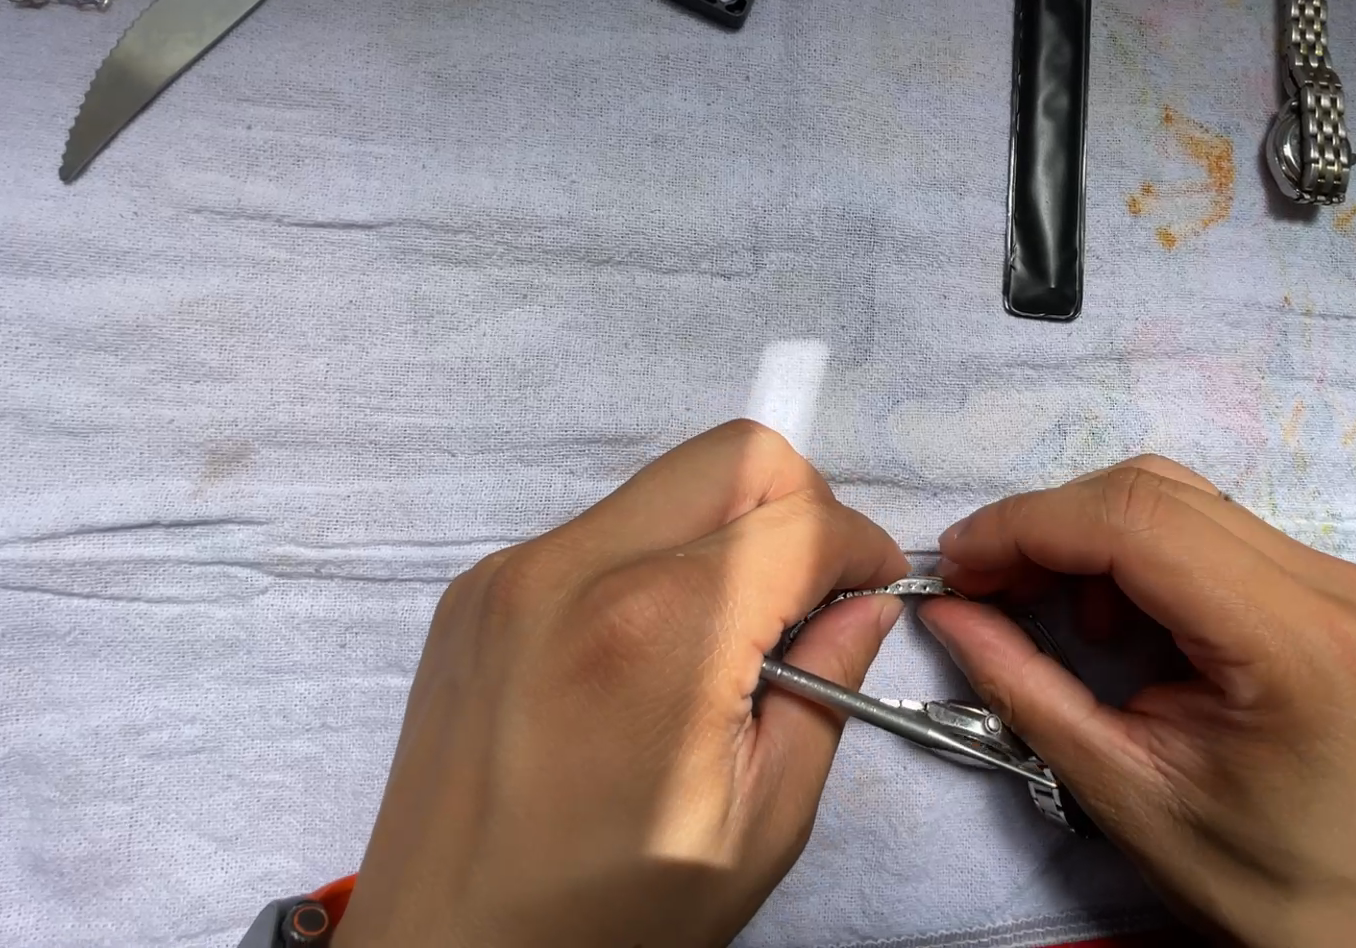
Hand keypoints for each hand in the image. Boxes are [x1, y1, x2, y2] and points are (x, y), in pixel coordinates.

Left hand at [334, 421, 909, 946]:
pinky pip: (609, 522)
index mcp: (662, 632)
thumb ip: (829, 684)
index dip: (861, 544)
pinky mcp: (480, 582)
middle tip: (810, 583)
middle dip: (801, 501)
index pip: (799, 522)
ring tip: (734, 614)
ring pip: (671, 477)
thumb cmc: (615, 915)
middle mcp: (578, 566)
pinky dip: (663, 549)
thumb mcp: (763, 819)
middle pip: (735, 453)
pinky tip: (656, 632)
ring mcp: (517, 565)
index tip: (874, 585)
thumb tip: (865, 601)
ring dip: (731, 524)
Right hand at [920, 456, 1355, 947]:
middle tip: (982, 580)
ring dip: (1082, 533)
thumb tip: (941, 606)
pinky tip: (1110, 613)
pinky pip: (1200, 524)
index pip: (1136, 524)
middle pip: (1151, 493)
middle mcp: (1335, 589)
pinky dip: (1126, 550)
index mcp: (1295, 646)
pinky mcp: (1328, 583)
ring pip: (1172, 496)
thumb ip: (1017, 682)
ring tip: (1044, 600)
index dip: (1028, 525)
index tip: (957, 558)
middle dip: (1044, 525)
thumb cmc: (1247, 878)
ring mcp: (1340, 578)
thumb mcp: (1114, 786)